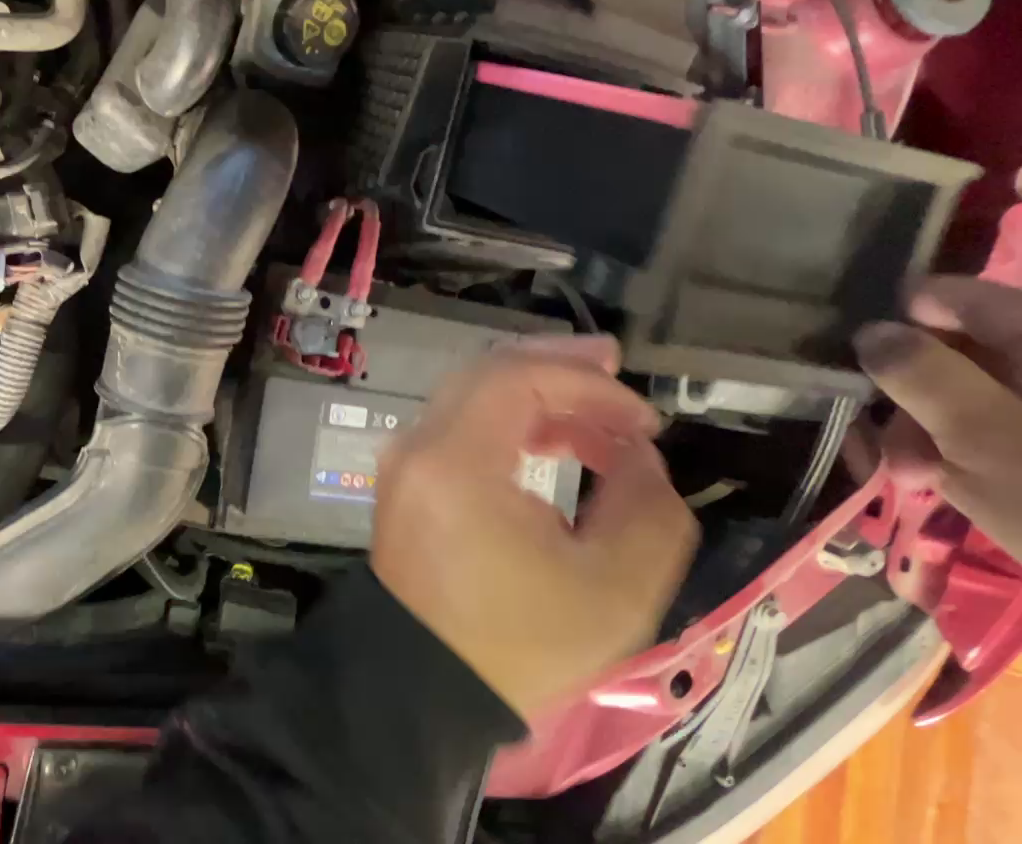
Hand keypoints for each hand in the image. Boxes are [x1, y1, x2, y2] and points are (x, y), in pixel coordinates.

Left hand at [367, 337, 698, 720]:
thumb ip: (646, 506)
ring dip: (534, 394)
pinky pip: (456, 427)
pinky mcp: (405, 483)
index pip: (515, 379)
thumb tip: (638, 452)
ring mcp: (403, 463)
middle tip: (616, 372)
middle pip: (484, 374)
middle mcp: (416, 447)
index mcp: (454, 461)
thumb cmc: (519, 640)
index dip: (586, 385)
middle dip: (556, 367)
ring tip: (600, 413)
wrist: (423, 682)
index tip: (645, 421)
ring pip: (468, 397)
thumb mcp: (614, 586)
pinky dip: (506, 422)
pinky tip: (555, 441)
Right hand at [854, 276, 1021, 560]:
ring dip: (942, 432)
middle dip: (920, 399)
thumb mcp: (979, 438)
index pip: (963, 297)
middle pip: (974, 350)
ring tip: (924, 481)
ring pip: (990, 393)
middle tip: (898, 454)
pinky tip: (967, 483)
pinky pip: (1013, 425)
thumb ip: (920, 375)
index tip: (867, 369)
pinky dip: (982, 449)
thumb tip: (873, 331)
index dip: (904, 324)